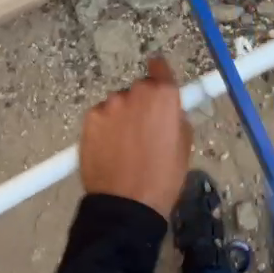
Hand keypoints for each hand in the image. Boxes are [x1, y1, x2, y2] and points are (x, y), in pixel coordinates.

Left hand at [78, 54, 191, 215]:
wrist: (126, 205)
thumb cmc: (163, 177)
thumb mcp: (183, 144)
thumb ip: (176, 117)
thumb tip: (168, 110)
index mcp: (163, 95)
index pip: (160, 66)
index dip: (160, 73)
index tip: (159, 84)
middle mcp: (136, 92)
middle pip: (139, 88)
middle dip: (142, 103)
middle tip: (143, 128)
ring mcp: (110, 104)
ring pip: (118, 102)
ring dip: (122, 114)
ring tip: (123, 143)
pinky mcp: (90, 119)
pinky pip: (101, 116)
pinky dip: (105, 126)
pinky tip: (108, 147)